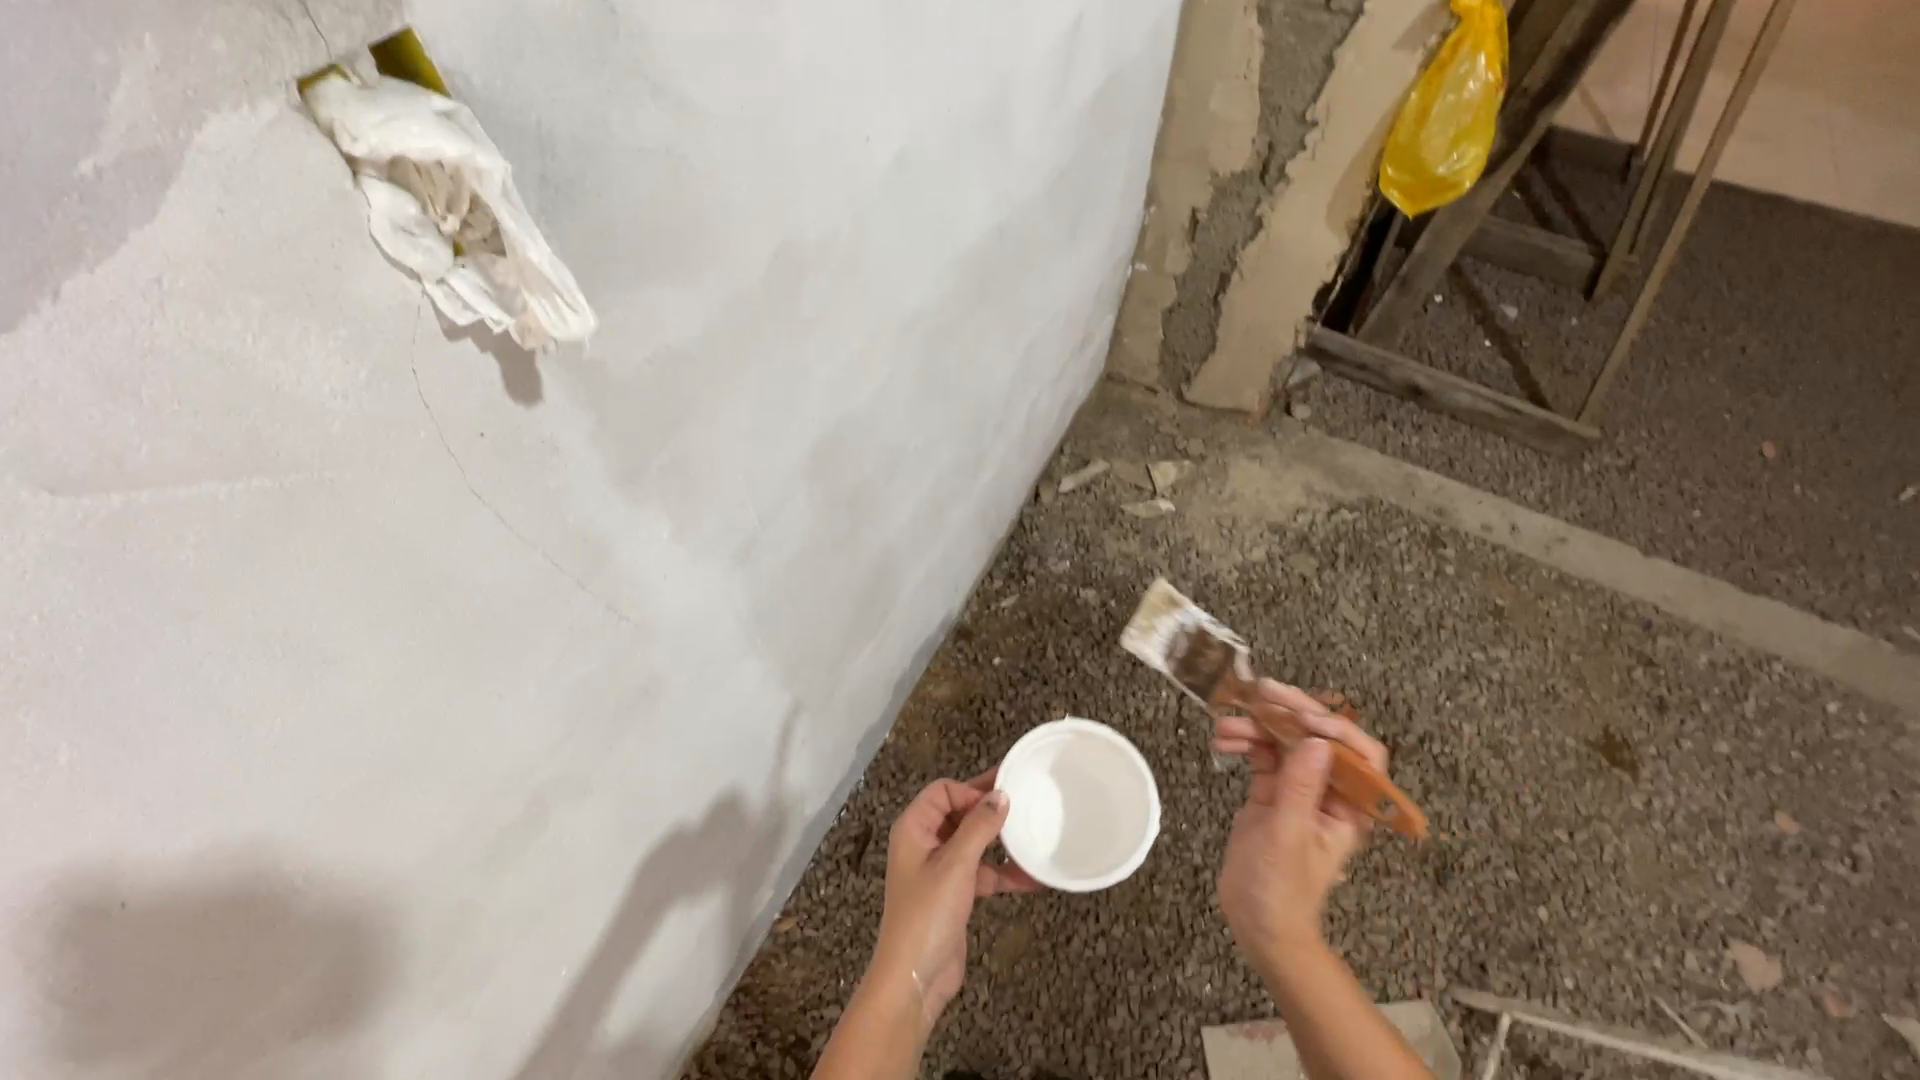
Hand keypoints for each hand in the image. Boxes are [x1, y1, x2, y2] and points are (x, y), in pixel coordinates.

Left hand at [869, 768, 1038, 1025]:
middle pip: (959, 813)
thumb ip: (979, 826)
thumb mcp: (956, 864)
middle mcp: (923, 842)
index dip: (971, 792)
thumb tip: (1001, 795)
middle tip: (1027, 802)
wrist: (915, 977)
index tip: (1002, 800)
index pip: (943, 791)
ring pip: (973, 842)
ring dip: (1000, 843)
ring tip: (1034, 837)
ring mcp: (938, 868)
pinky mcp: (953, 892)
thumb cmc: (928, 913)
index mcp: (914, 827)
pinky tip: (1031, 878)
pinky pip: (981, 871)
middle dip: (990, 811)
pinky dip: (1002, 873)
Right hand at [1212, 680, 1388, 972]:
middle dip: (1290, 713)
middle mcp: (1329, 792)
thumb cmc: (1280, 889)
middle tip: (1261, 690)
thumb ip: (1301, 787)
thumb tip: (1316, 741)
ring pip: (1284, 743)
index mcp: (1350, 806)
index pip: (1360, 755)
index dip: (1335, 728)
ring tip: (1226, 722)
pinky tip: (1222, 740)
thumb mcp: (1289, 835)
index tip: (1300, 715)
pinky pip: (1261, 757)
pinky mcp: (1270, 794)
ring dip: (1257, 727)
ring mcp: (1298, 791)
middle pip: (1318, 739)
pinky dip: (1243, 743)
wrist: (1258, 925)